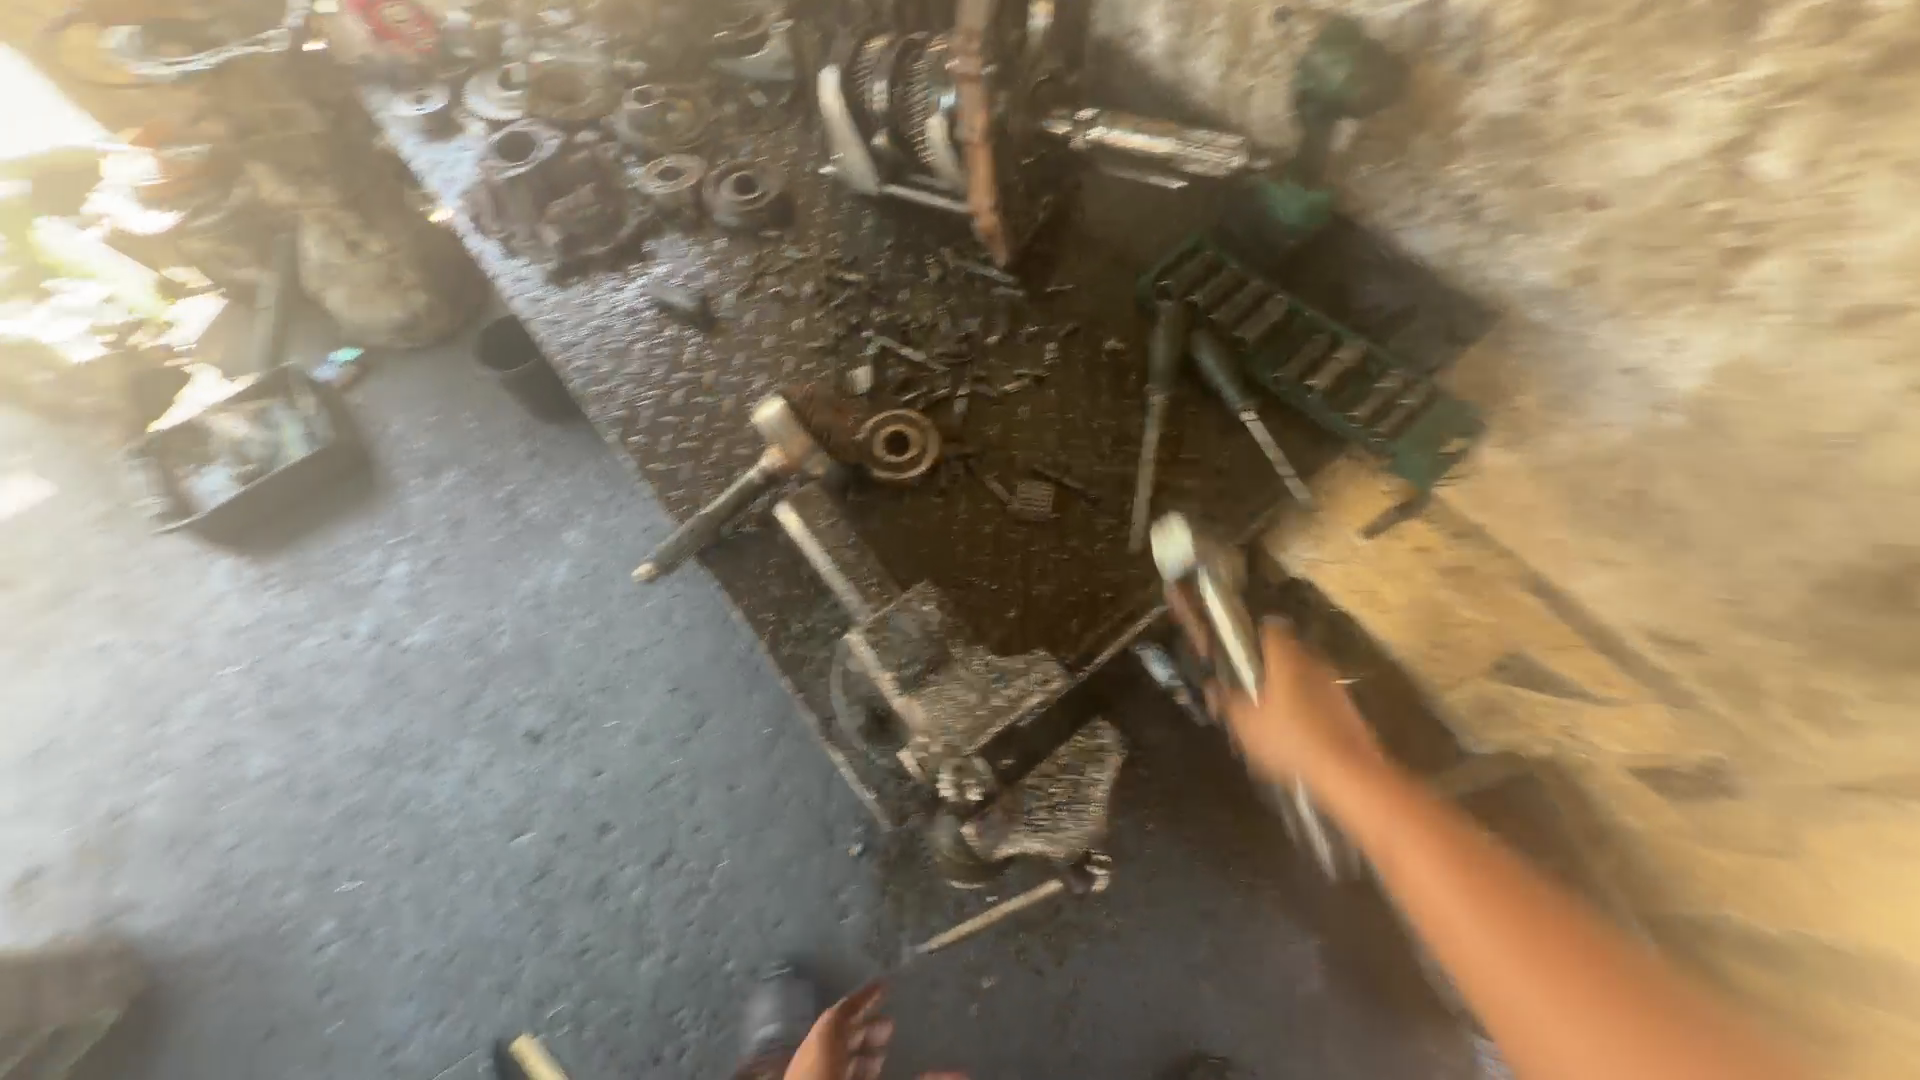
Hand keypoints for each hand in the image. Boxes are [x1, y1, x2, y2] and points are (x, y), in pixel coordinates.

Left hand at [783, 982, 965, 1079]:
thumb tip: (962, 1073)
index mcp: (824, 1048)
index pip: (843, 1012)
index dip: (865, 997)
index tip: (885, 986)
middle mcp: (810, 1061)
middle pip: (836, 1034)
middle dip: (865, 1028)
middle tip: (892, 1026)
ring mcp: (805, 1077)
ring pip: (829, 1058)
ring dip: (856, 1053)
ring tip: (883, 1055)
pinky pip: (824, 1074)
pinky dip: (845, 1072)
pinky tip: (866, 1078)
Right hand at [1166, 587, 1380, 789]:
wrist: (1349, 773)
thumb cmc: (1290, 740)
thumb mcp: (1245, 724)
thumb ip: (1226, 701)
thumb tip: (1212, 686)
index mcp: (1286, 659)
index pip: (1270, 628)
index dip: (1253, 636)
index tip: (1239, 652)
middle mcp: (1314, 664)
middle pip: (1288, 654)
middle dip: (1269, 668)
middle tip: (1250, 690)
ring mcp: (1335, 686)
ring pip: (1305, 678)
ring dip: (1289, 691)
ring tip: (1271, 718)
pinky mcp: (1348, 710)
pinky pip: (1320, 700)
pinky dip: (1307, 710)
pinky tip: (1295, 737)